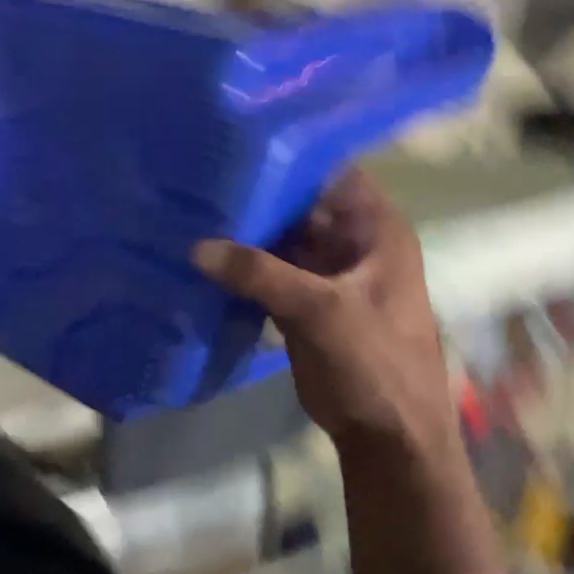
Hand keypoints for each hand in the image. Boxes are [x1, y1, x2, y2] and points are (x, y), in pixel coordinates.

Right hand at [194, 170, 454, 451]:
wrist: (386, 432)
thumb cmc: (374, 362)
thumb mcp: (320, 310)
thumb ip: (260, 274)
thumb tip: (196, 246)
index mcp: (375, 231)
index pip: (333, 173)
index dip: (292, 154)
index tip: (238, 142)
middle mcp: (350, 244)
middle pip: (299, 205)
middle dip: (255, 194)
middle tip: (197, 177)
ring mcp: (323, 275)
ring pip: (279, 240)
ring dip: (242, 233)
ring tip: (188, 211)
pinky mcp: (300, 304)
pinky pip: (265, 274)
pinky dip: (237, 268)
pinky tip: (197, 258)